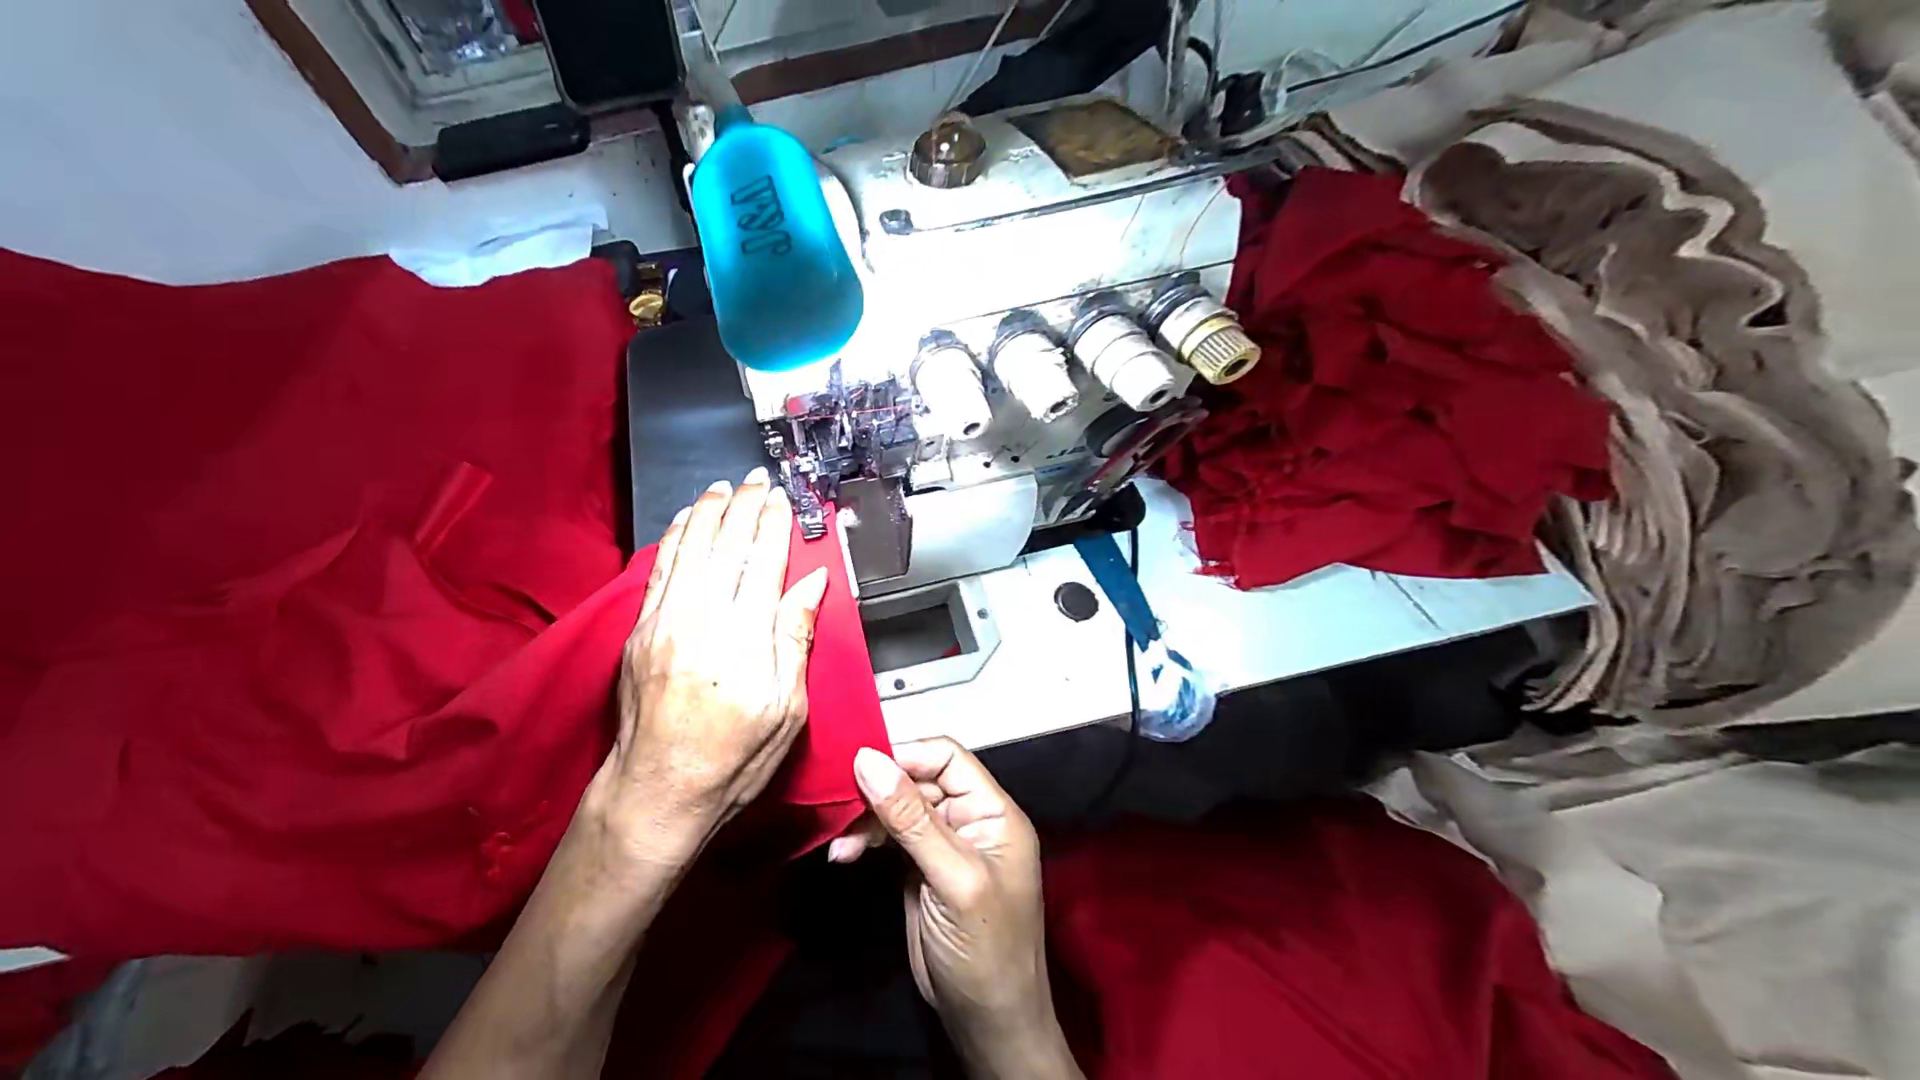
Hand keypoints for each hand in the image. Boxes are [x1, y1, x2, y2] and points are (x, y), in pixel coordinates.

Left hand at [589, 468, 827, 862]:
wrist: (658, 790)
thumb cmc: (730, 759)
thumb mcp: (787, 709)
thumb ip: (794, 639)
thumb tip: (809, 585)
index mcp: (743, 642)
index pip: (763, 563)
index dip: (774, 526)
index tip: (782, 500)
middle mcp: (701, 623)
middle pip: (726, 548)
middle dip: (745, 507)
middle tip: (757, 481)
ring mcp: (664, 624)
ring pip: (690, 550)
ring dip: (709, 513)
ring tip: (723, 487)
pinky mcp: (640, 632)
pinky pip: (660, 571)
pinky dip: (675, 539)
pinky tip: (686, 521)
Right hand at [838, 739, 1081, 1079]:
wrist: (987, 1025)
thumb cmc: (987, 949)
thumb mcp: (953, 879)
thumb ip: (912, 819)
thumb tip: (869, 760)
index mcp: (993, 811)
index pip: (948, 758)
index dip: (906, 755)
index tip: (862, 764)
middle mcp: (970, 819)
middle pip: (919, 780)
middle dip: (880, 790)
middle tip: (842, 806)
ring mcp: (943, 843)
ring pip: (899, 807)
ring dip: (867, 819)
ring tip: (841, 844)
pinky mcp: (920, 867)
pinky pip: (889, 836)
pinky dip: (865, 841)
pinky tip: (845, 854)